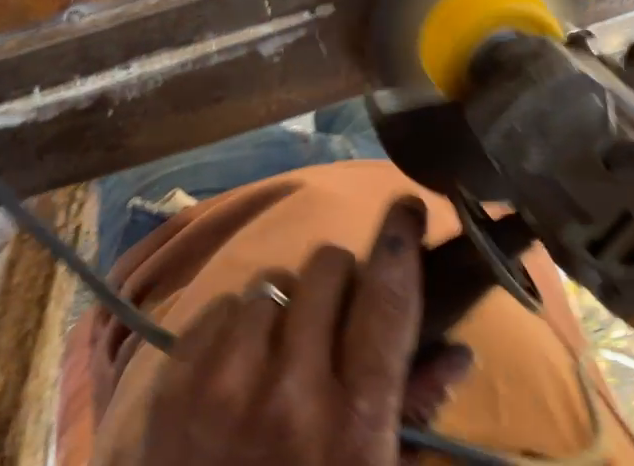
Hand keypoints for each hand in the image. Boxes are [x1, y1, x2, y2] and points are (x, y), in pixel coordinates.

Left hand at [136, 197, 473, 464]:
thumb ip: (417, 415)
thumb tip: (458, 351)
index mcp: (355, 424)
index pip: (386, 303)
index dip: (400, 244)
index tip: (406, 208)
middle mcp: (291, 391)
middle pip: (325, 271)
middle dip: (339, 277)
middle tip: (337, 308)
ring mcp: (224, 382)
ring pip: (269, 283)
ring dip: (285, 303)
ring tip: (283, 345)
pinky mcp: (175, 382)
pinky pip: (219, 307)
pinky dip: (236, 322)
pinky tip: (239, 361)